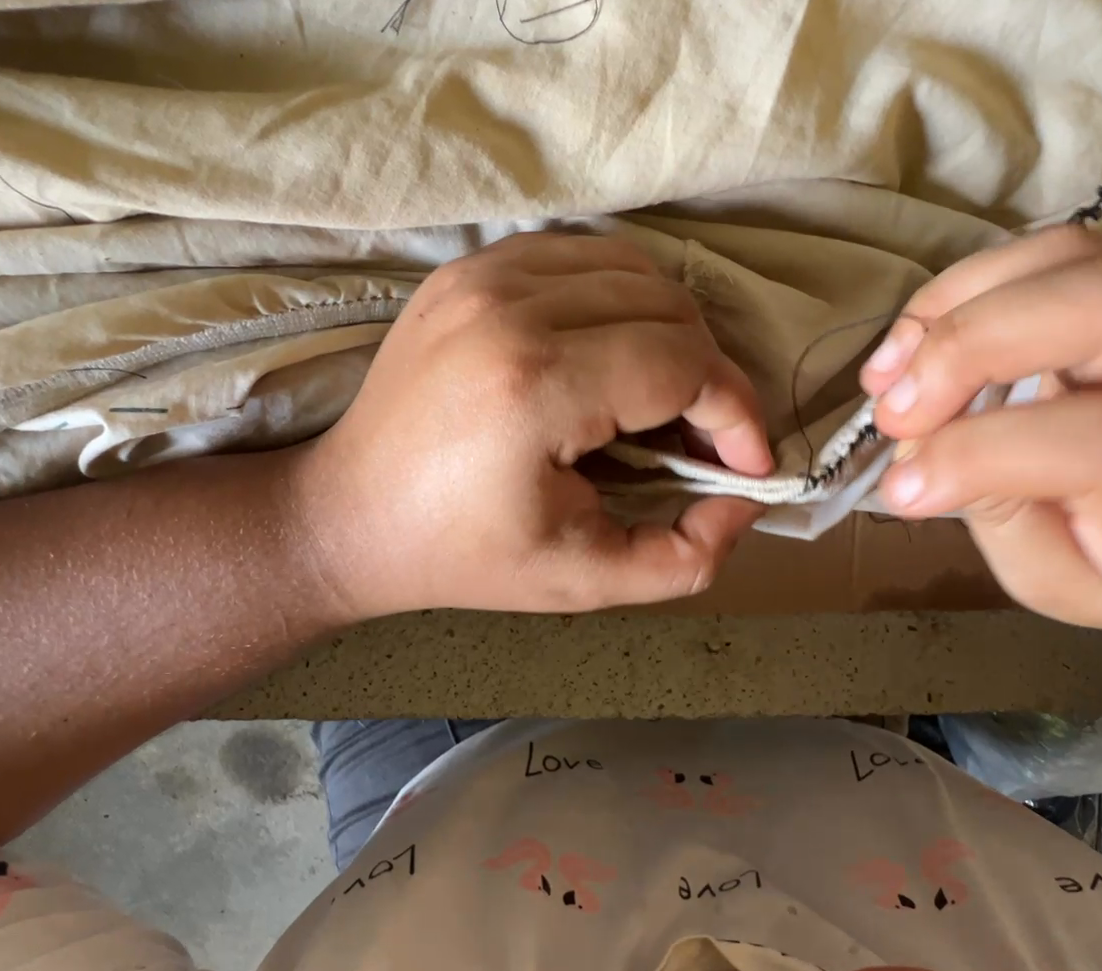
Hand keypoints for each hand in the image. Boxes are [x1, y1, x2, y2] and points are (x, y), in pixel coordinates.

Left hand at [296, 232, 772, 618]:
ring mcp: (481, 276)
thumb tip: (749, 498)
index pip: (683, 363)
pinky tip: (615, 357)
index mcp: (535, 387)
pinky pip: (582, 258)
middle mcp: (507, 307)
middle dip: (710, 378)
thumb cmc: (466, 557)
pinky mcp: (467, 270)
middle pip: (669, 307)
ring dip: (672, 334)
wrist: (353, 518)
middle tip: (705, 442)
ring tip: (665, 401)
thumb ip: (688, 556)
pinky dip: (621, 302)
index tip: (746, 465)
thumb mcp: (586, 582)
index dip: (736, 413)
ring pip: (634, 270)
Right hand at [858, 227, 1101, 633]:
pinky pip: (1045, 257)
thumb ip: (1003, 517)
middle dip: (968, 347)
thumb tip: (918, 457)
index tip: (901, 493)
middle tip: (894, 417)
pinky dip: (959, 292)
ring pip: (1070, 257)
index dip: (984, 453)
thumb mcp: (1061, 583)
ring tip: (886, 376)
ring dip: (953, 305)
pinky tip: (911, 347)